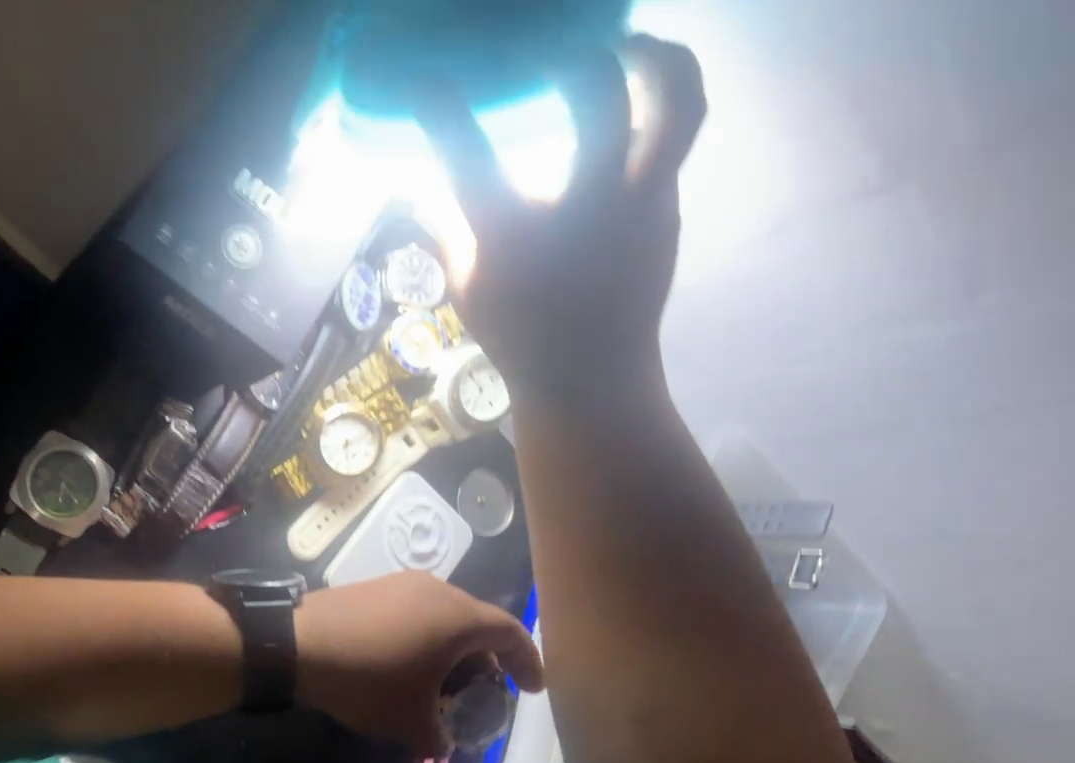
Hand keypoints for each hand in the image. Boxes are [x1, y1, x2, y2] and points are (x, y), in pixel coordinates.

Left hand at [295, 572, 542, 755]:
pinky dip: (422, 634)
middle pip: (477, 622)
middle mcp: (437, 589)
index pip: (511, 634)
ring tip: (442, 679)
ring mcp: (400, 583)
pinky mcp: (371, 586)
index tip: (532, 688)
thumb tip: (441, 745)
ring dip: (451, 646)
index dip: (527, 662)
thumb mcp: (408, 722)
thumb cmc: (366, 680)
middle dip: (486, 657)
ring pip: (442, 614)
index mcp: (459, 617)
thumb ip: (437, 737)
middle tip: (484, 689)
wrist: (294, 643)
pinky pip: (413, 610)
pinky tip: (404, 661)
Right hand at [416, 36, 707, 397]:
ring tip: (629, 46)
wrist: (592, 378)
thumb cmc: (518, 336)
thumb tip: (423, 186)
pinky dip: (655, 106)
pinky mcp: (667, 209)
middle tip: (558, 48)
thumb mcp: (465, 287)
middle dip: (581, 58)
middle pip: (603, 105)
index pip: (471, 164)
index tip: (427, 80)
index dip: (445, 114)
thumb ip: (448, 230)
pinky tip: (627, 110)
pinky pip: (673, 137)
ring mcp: (638, 209)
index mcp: (513, 241)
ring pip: (678, 106)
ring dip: (658, 58)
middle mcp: (584, 214)